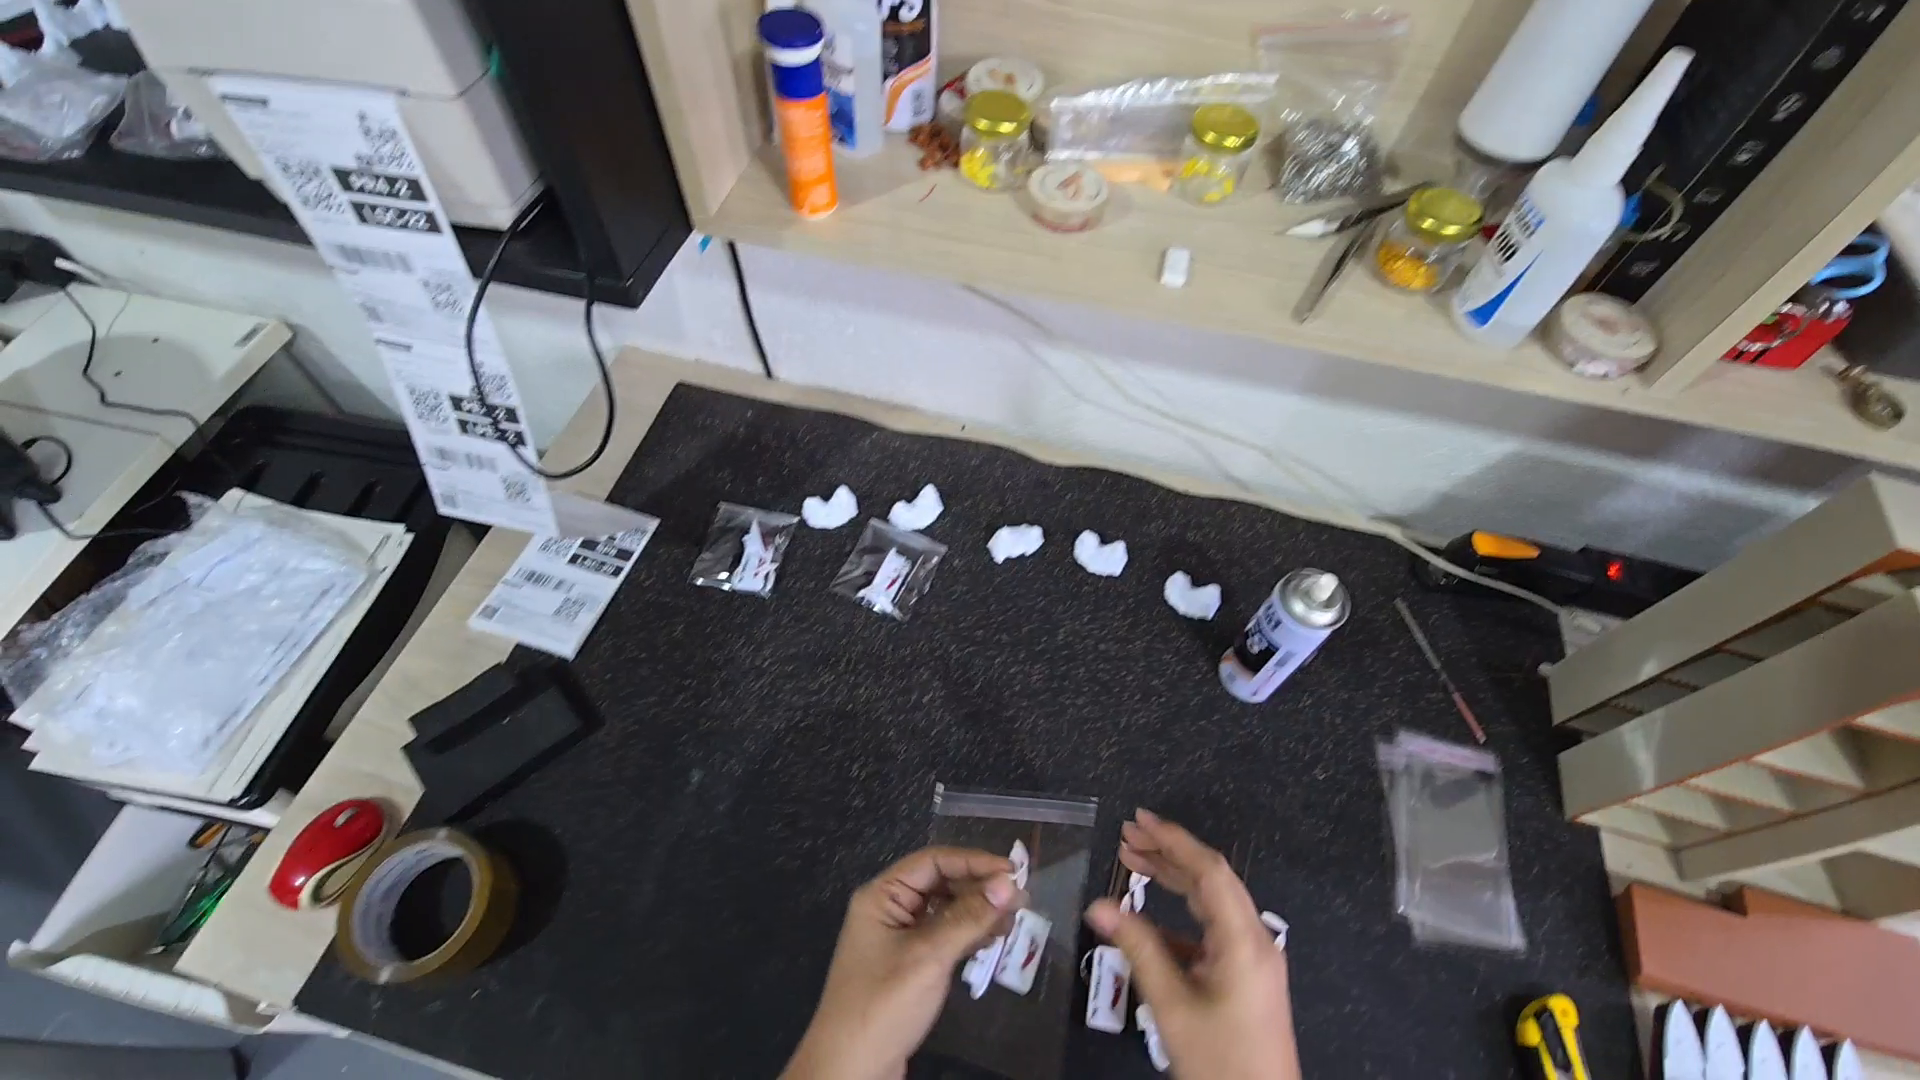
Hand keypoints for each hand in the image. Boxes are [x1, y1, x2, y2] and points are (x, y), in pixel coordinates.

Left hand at [783, 847, 1025, 1079]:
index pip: (933, 861)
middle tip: (1021, 899)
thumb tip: (1008, 882)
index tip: (1012, 873)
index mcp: (882, 895)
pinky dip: (967, 934)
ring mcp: (897, 938)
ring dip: (977, 912)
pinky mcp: (908, 964)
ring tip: (1014, 920)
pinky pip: (942, 935)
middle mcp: (889, 909)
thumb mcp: (929, 956)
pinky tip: (992, 940)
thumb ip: (969, 917)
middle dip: (979, 888)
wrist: (849, 1071)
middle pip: (940, 883)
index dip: (973, 862)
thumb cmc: (884, 1004)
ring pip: (944, 910)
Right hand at [1085, 809, 1300, 1079]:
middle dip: (1168, 853)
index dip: (1173, 839)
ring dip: (1174, 880)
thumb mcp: (1172, 1006)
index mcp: (1244, 939)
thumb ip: (1138, 949)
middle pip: (1212, 880)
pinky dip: (1181, 917)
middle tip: (1127, 835)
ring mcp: (1254, 960)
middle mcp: (1255, 940)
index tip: (1138, 819)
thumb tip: (1098, 905)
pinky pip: (1213, 931)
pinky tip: (1149, 920)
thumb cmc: (1220, 1061)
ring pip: (1213, 903)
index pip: (1208, 870)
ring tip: (1133, 861)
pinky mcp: (1247, 978)